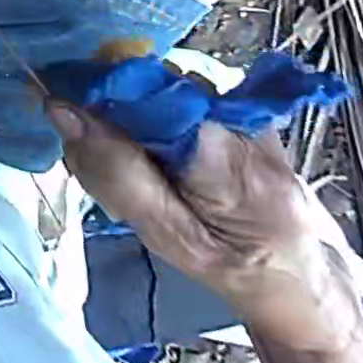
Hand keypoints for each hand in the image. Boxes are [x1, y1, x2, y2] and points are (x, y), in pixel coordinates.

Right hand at [49, 104, 362, 362]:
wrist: (301, 277)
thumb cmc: (234, 267)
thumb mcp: (167, 238)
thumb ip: (115, 174)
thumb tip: (61, 108)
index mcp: (227, 160)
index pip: (145, 97)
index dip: (99, 99)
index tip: (68, 119)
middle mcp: (240, 119)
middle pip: (144, 85)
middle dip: (108, 114)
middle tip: (98, 160)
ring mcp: (243, 107)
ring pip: (153, 85)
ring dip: (127, 116)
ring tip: (130, 163)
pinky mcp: (238, 104)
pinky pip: (172, 91)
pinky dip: (149, 112)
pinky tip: (152, 147)